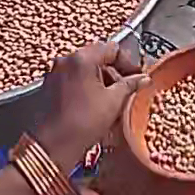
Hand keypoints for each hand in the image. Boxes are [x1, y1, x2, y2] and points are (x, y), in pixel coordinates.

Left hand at [32, 42, 146, 169]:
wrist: (54, 145)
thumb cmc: (84, 121)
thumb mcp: (113, 101)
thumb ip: (130, 85)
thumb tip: (143, 78)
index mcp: (82, 58)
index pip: (111, 48)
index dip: (128, 62)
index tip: (137, 76)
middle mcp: (66, 60)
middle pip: (97, 56)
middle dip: (115, 71)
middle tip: (128, 87)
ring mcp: (56, 72)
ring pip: (85, 68)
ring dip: (102, 79)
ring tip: (114, 98)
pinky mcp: (50, 86)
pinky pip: (74, 78)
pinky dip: (87, 85)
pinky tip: (96, 103)